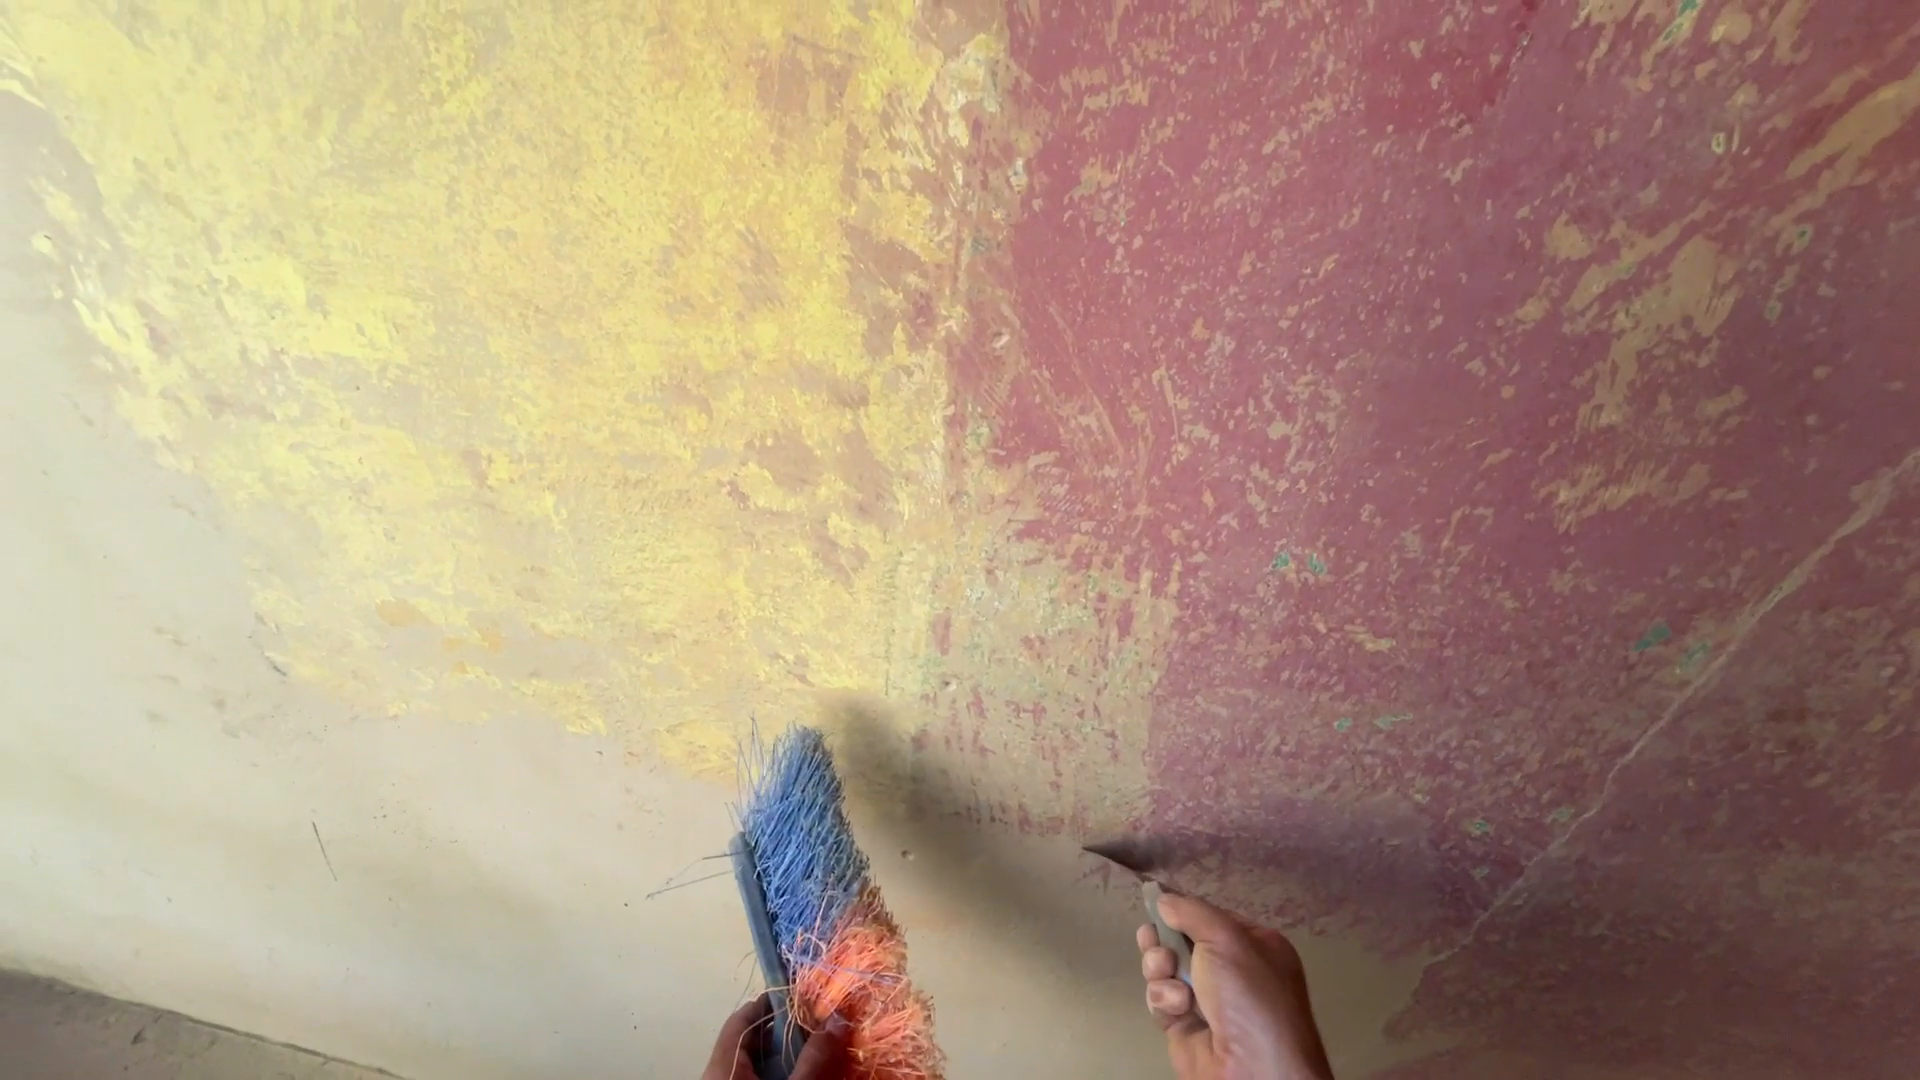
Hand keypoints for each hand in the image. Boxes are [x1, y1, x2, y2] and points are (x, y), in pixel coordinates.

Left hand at [701, 995, 848, 1079]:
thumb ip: (814, 1056)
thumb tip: (839, 1018)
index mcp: (722, 1067)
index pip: (740, 1019)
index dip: (768, 1003)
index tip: (797, 996)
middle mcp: (715, 1076)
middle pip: (747, 1040)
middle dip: (781, 1031)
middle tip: (811, 1027)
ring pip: (750, 1063)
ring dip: (778, 1056)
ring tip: (808, 1053)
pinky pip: (749, 1079)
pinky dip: (771, 1074)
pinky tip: (796, 1075)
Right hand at [1138, 893, 1333, 1079]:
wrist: (1254, 1074)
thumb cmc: (1248, 996)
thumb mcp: (1226, 938)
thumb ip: (1191, 911)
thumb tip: (1163, 899)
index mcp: (1254, 948)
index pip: (1210, 919)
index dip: (1184, 911)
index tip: (1158, 904)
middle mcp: (1231, 973)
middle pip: (1181, 941)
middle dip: (1163, 938)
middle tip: (1152, 938)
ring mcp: (1207, 1001)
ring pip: (1165, 968)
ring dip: (1159, 967)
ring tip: (1167, 972)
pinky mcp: (1184, 1027)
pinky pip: (1161, 999)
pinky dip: (1164, 998)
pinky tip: (1177, 1006)